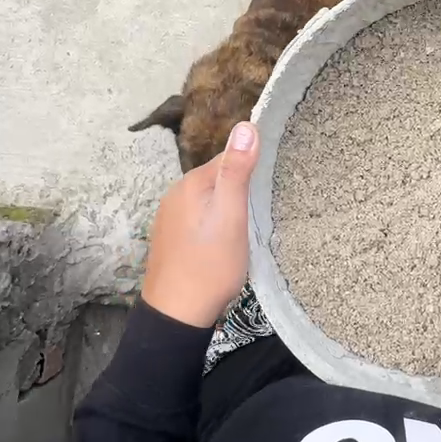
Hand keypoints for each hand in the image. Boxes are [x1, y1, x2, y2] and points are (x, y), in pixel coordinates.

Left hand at [141, 121, 260, 326]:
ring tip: (246, 228)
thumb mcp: (232, 215)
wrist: (176, 316)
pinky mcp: (168, 237)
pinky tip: (223, 242)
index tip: (272, 184)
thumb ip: (237, 170)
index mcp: (192, 183)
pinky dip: (213, 223)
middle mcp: (175, 194)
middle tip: (263, 210)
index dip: (251, 169)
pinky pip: (197, 217)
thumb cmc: (210, 265)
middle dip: (240, 188)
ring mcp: (169, 217)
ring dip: (226, 207)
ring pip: (207, 199)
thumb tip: (246, 125)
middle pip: (218, 178)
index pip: (229, 159)